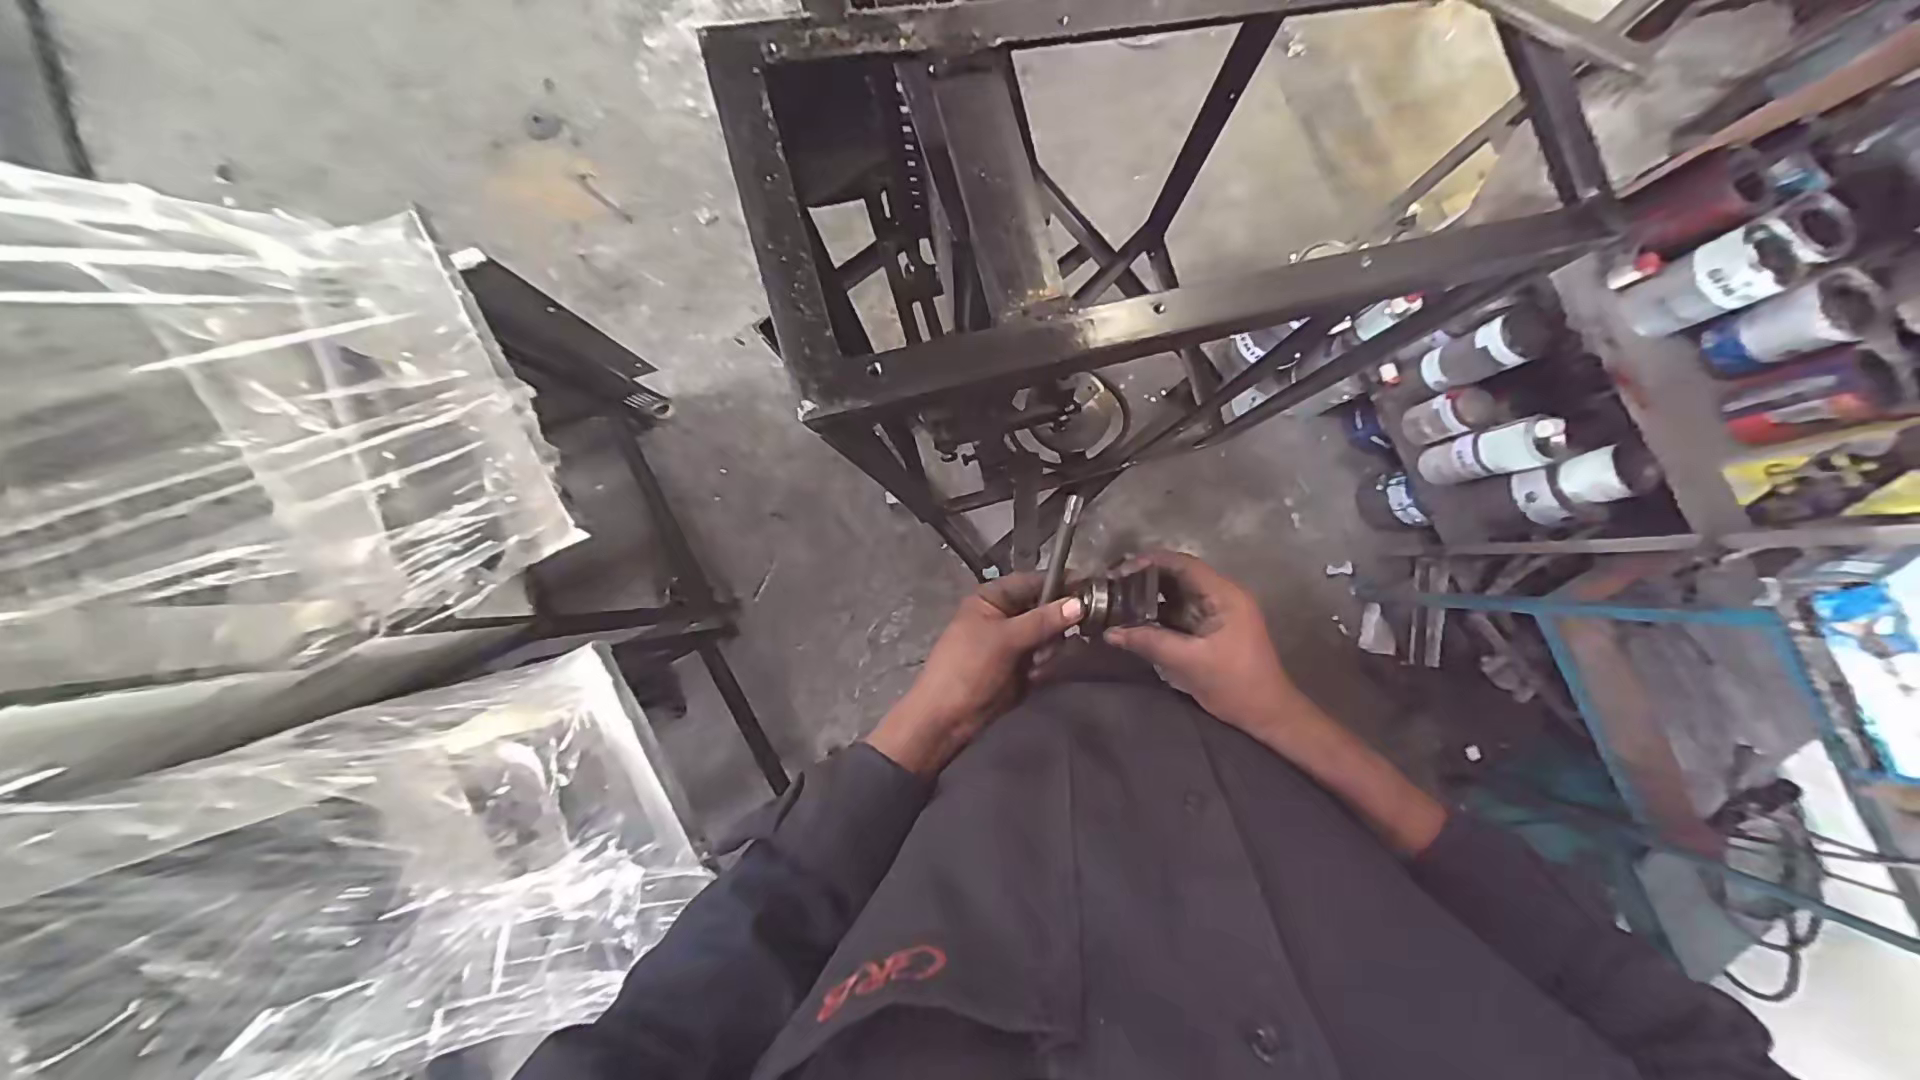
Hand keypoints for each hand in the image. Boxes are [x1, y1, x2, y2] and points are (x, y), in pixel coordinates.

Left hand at [865, 573, 1083, 774]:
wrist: (948, 717)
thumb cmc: (968, 667)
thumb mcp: (1005, 638)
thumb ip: (1042, 620)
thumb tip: (1079, 604)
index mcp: (992, 598)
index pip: (1032, 581)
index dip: (1060, 583)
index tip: (1090, 588)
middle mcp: (1004, 615)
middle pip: (1045, 608)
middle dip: (1056, 624)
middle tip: (1065, 635)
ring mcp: (1013, 642)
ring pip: (1049, 635)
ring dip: (1049, 649)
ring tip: (1036, 664)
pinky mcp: (1021, 666)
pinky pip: (1045, 658)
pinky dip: (1044, 666)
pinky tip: (1034, 676)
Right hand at [1102, 551, 1300, 732]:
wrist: (1267, 714)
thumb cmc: (1235, 684)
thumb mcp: (1189, 662)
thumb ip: (1149, 643)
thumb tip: (1110, 632)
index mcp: (1224, 595)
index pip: (1184, 564)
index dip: (1150, 562)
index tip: (1120, 570)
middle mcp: (1222, 596)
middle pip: (1179, 574)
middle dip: (1145, 576)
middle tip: (1113, 583)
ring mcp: (1217, 611)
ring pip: (1178, 592)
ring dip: (1150, 593)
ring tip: (1118, 598)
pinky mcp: (1211, 627)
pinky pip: (1180, 610)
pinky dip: (1158, 611)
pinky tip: (1136, 618)